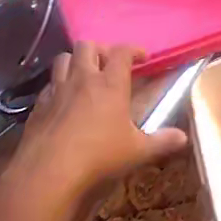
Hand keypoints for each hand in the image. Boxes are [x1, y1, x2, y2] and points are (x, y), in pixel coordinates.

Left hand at [0, 42, 187, 220]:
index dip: (134, 50)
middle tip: (111, 65)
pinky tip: (65, 101)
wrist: (47, 174)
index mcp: (111, 84)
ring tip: (86, 76)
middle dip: (101, 50)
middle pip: (87, 46)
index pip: (122, 52)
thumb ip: (162, 141)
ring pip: (62, 59)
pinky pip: (48, 85)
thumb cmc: (99, 156)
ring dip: (75, 62)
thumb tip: (184, 138)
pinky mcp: (37, 107)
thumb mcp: (138, 151)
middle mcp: (82, 80)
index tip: (142, 58)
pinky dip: (58, 85)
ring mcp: (56, 91)